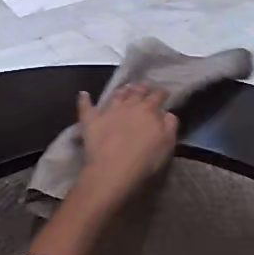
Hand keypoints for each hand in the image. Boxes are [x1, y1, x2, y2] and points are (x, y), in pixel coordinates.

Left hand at [76, 84, 178, 204]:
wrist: (114, 168)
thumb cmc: (146, 159)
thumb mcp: (168, 142)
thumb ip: (170, 124)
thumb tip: (167, 112)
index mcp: (148, 110)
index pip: (157, 97)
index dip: (161, 93)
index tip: (164, 92)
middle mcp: (128, 106)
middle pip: (136, 92)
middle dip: (141, 88)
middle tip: (144, 86)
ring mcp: (108, 111)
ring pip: (116, 96)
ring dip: (121, 91)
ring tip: (124, 88)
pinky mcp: (91, 120)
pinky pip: (86, 106)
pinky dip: (84, 99)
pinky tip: (83, 94)